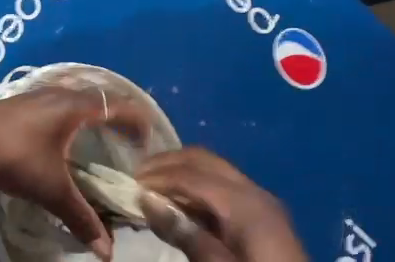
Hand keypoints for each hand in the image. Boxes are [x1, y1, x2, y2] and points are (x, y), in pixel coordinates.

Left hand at [0, 88, 150, 261]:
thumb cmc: (15, 155)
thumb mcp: (51, 189)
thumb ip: (82, 217)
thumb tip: (108, 251)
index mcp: (73, 106)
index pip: (116, 105)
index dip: (136, 120)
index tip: (149, 141)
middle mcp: (59, 93)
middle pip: (97, 99)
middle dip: (117, 118)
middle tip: (131, 145)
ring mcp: (38, 95)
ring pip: (76, 101)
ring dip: (93, 117)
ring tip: (103, 143)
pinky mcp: (23, 104)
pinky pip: (59, 106)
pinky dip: (73, 119)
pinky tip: (67, 141)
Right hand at [134, 149, 305, 261]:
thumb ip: (186, 235)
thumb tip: (145, 199)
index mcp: (245, 203)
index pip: (191, 174)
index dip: (157, 176)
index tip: (128, 184)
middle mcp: (254, 191)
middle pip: (202, 159)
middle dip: (168, 163)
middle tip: (138, 177)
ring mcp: (263, 202)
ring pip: (214, 169)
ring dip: (182, 172)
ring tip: (154, 187)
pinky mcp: (265, 217)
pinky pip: (225, 186)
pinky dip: (198, 187)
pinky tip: (182, 205)